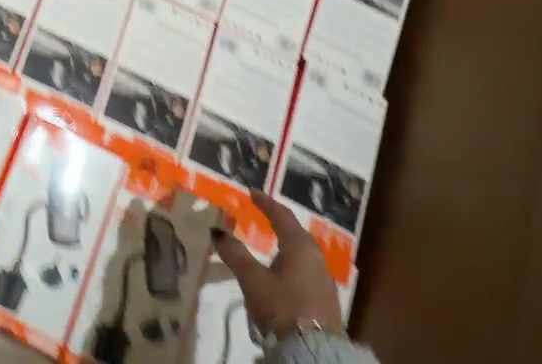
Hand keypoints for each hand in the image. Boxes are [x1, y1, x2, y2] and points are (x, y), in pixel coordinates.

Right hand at [213, 188, 343, 337]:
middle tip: (264, 214)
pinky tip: (285, 270)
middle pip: (296, 232)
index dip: (266, 203)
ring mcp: (324, 279)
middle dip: (279, 221)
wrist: (314, 350)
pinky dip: (293, 261)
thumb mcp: (252, 279)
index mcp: (299, 247)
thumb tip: (216, 231)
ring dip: (287, 242)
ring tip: (273, 242)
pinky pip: (307, 268)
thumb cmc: (282, 305)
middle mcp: (315, 258)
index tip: (253, 193)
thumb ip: (235, 253)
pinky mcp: (326, 299)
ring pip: (303, 251)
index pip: (282, 216)